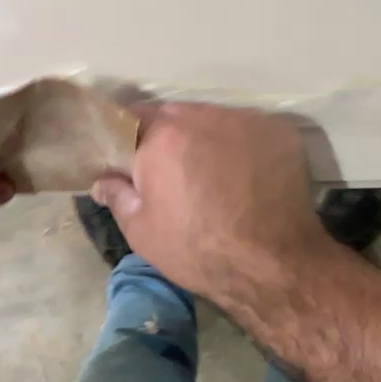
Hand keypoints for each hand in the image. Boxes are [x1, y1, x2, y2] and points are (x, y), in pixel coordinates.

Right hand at [90, 102, 329, 301]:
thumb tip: (102, 180)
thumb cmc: (198, 252)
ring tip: (209, 175)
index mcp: (160, 138)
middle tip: (167, 174)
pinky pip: (246, 130)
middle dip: (164, 138)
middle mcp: (202, 116)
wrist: (273, 265)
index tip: (125, 162)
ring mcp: (244, 120)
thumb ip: (118, 197)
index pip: (127, 120)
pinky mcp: (278, 131)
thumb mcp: (144, 233)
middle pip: (172, 116)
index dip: (124, 141)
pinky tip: (243, 176)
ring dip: (203, 139)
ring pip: (211, 120)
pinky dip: (238, 146)